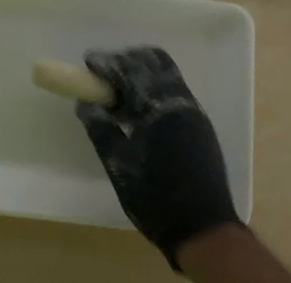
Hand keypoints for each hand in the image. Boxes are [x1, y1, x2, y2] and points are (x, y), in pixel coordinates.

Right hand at [76, 46, 241, 270]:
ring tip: (120, 92)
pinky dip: (154, 87)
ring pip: (167, 72)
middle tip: (104, 75)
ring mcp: (194, 110)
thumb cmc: (157, 200)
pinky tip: (140, 110)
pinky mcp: (200, 123)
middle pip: (153, 60)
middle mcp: (180, 100)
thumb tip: (85, 104)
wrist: (205, 230)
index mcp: (159, 108)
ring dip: (142, 72)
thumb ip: (101, 130)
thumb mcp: (119, 167)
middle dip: (126, 60)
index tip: (88, 63)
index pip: (130, 69)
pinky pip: (175, 88)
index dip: (107, 62)